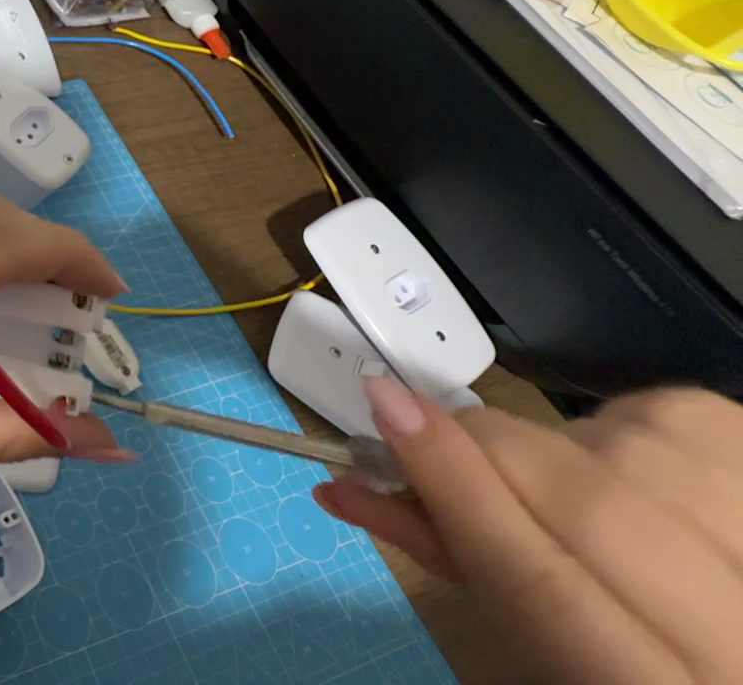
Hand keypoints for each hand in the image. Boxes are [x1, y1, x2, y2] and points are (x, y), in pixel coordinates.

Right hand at [316, 377, 742, 683]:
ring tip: (572, 484)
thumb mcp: (519, 622)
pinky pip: (680, 414)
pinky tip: (643, 468)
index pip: (540, 583)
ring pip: (627, 449)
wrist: (729, 630)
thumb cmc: (601, 636)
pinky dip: (629, 427)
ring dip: (563, 446)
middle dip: (485, 452)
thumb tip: (336, 481)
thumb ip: (436, 547)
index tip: (380, 401)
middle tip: (437, 443)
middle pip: (588, 507)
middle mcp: (741, 638)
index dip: (453, 483)